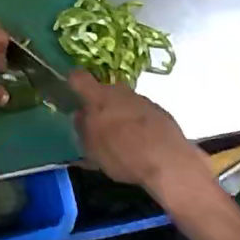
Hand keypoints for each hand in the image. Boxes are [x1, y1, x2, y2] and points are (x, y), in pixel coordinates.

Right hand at [71, 71, 208, 195]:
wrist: (168, 161)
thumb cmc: (122, 154)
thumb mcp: (92, 149)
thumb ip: (83, 128)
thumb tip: (80, 115)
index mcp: (98, 98)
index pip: (79, 78)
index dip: (73, 82)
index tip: (71, 91)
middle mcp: (120, 91)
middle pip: (104, 90)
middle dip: (100, 103)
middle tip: (99, 125)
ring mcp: (142, 99)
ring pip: (124, 101)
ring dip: (120, 113)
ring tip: (122, 139)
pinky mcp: (159, 111)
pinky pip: (141, 112)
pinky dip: (138, 122)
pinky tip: (141, 143)